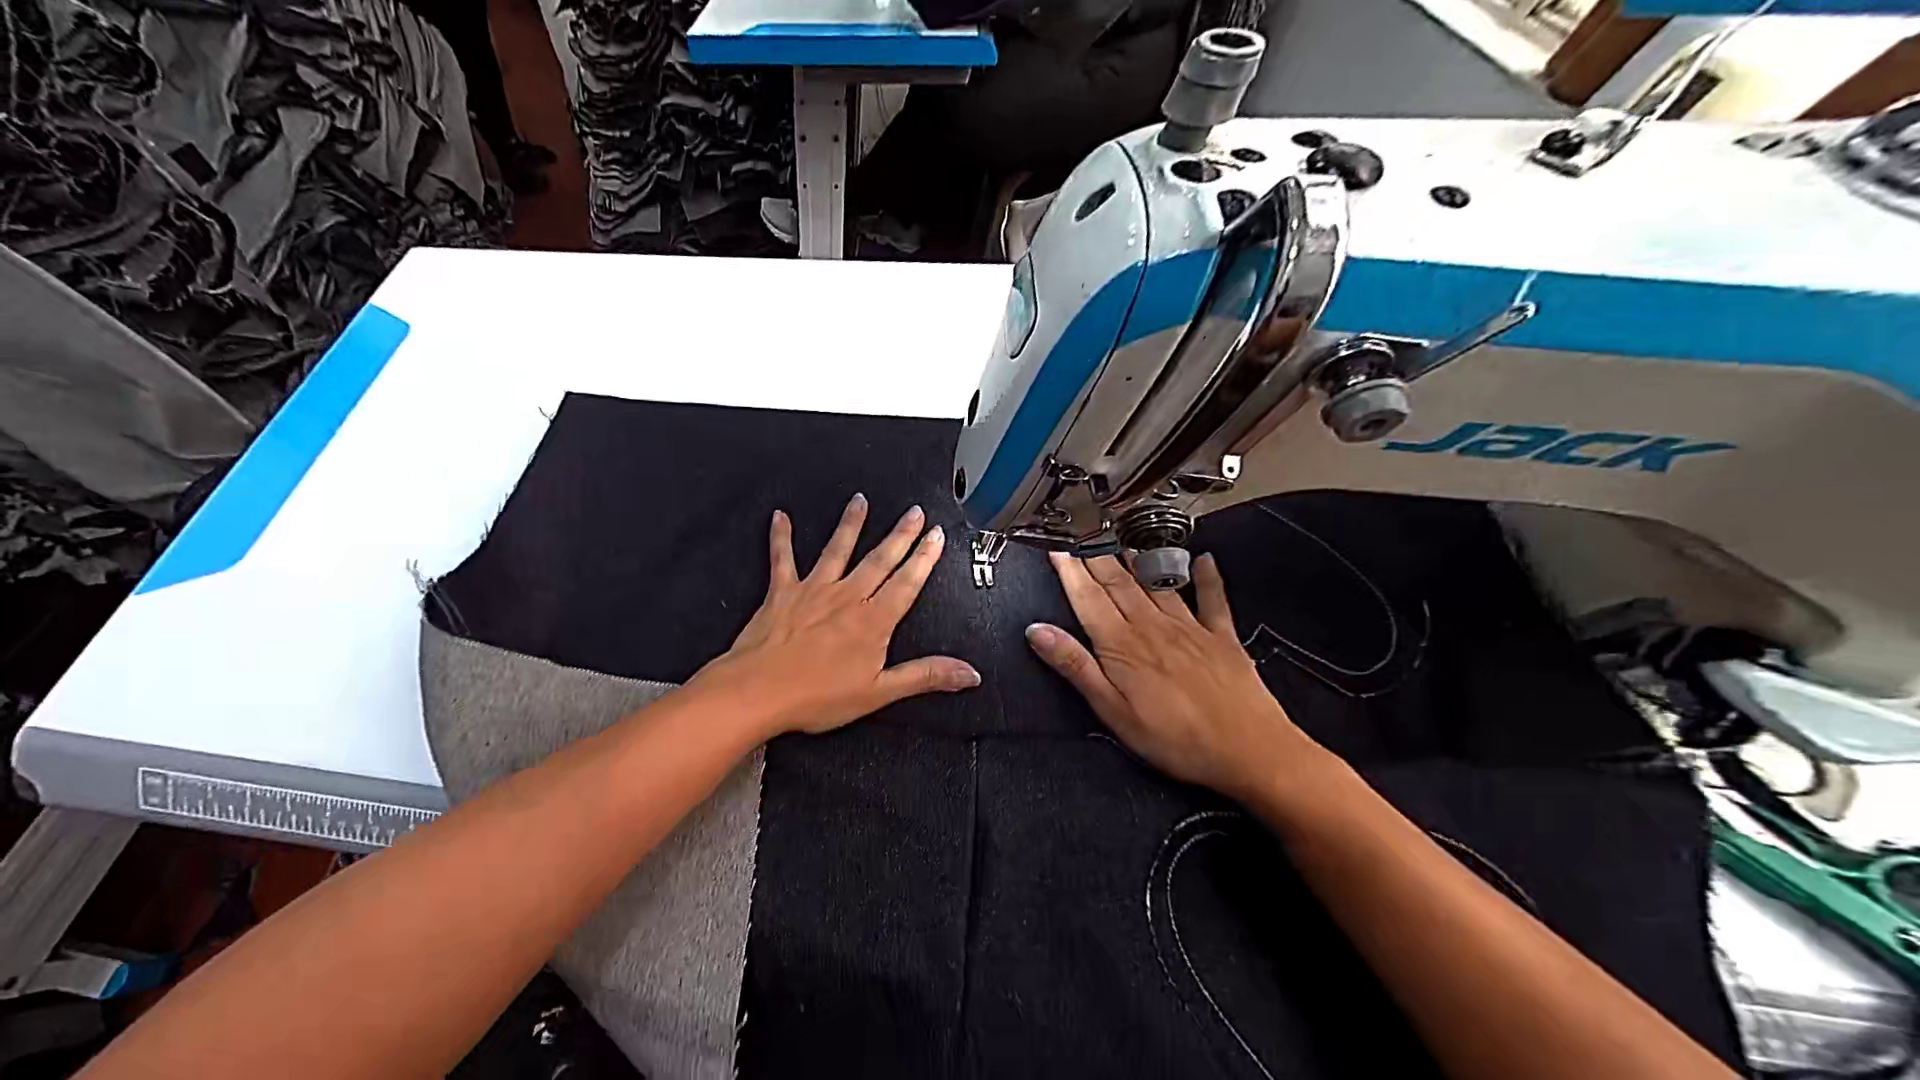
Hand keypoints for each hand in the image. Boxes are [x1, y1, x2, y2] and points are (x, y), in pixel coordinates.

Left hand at [686, 494, 979, 737]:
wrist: (757, 693)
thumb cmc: (814, 696)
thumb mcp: (879, 693)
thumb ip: (925, 676)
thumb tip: (967, 673)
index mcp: (872, 621)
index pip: (907, 582)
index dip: (925, 557)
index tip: (936, 536)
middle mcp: (846, 598)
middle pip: (880, 559)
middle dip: (900, 534)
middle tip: (914, 512)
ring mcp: (813, 591)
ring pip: (838, 549)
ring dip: (851, 523)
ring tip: (861, 500)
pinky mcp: (782, 593)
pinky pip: (782, 558)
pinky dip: (781, 537)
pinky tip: (780, 517)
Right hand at [1025, 552, 1321, 799]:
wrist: (1249, 750)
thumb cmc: (1178, 740)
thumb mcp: (1112, 711)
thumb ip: (1075, 666)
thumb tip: (1039, 632)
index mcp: (1123, 646)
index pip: (1087, 597)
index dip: (1069, 571)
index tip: (1057, 549)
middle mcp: (1154, 628)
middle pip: (1118, 583)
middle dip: (1096, 557)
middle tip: (1083, 534)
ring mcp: (1190, 628)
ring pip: (1155, 584)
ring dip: (1136, 560)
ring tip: (1121, 541)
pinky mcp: (1221, 638)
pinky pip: (1213, 599)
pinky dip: (1208, 577)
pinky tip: (1205, 560)